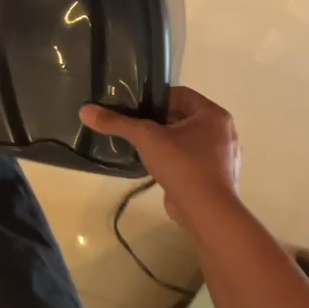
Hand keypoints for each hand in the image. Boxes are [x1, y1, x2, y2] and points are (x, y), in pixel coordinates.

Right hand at [81, 86, 241, 232]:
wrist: (207, 212)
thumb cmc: (182, 164)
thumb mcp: (144, 137)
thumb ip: (116, 122)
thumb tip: (84, 110)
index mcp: (213, 115)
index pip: (179, 94)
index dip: (154, 99)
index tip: (134, 109)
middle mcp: (224, 132)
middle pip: (182, 116)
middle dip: (157, 120)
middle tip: (133, 125)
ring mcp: (223, 156)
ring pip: (187, 138)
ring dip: (166, 140)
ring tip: (142, 145)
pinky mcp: (217, 175)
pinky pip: (192, 157)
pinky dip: (175, 158)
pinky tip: (157, 165)